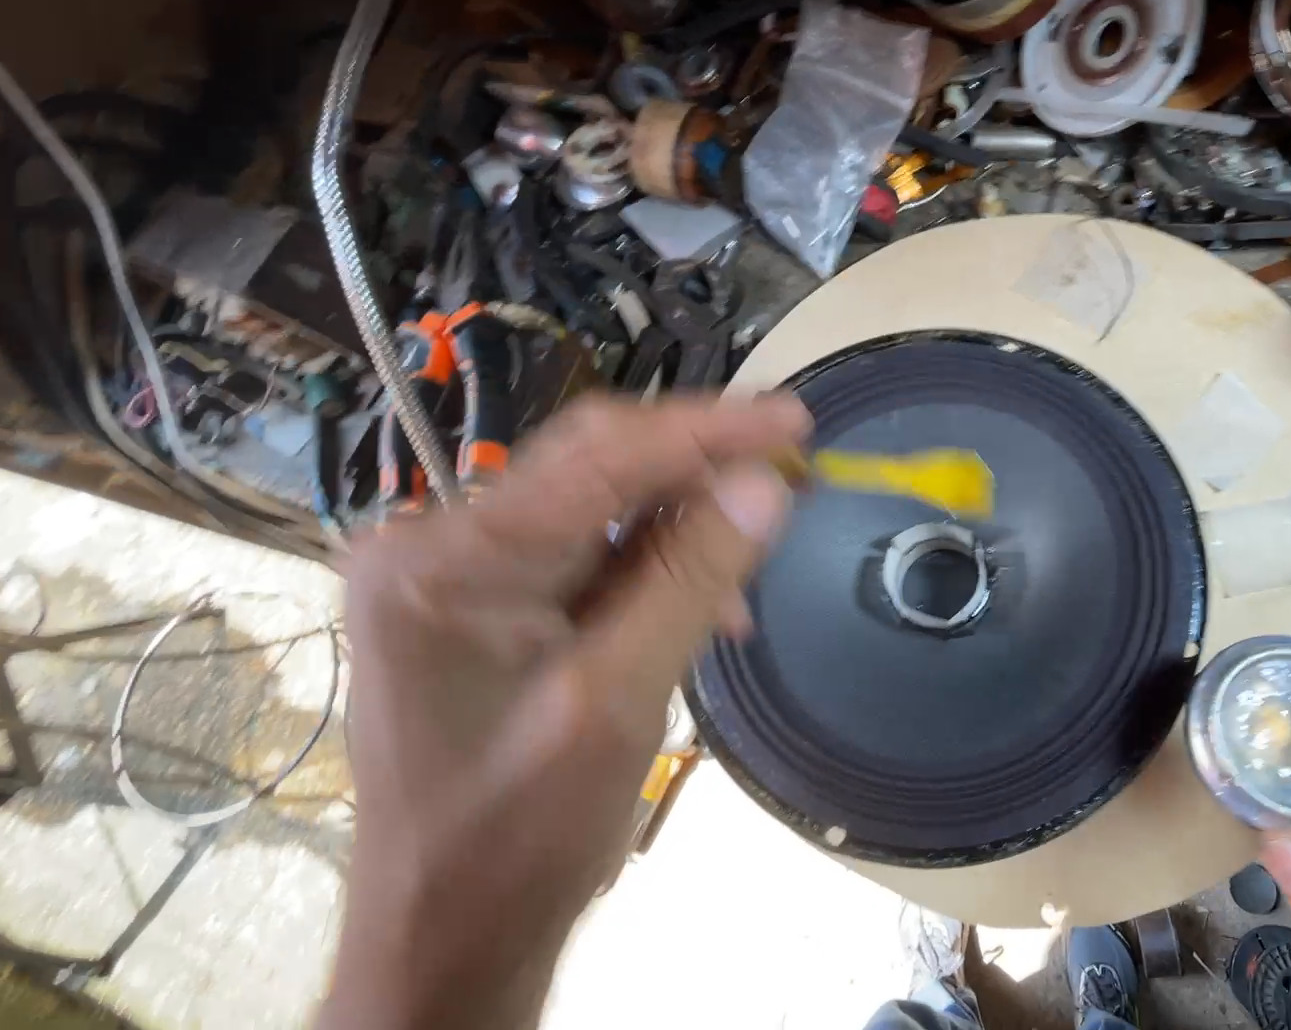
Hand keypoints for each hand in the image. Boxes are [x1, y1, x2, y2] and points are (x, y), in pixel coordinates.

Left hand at [320, 394, 809, 1029]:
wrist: (448, 929)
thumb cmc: (520, 835)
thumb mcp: (617, 703)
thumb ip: (689, 581)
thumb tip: (764, 486)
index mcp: (448, 563)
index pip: (601, 460)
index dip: (709, 431)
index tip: (794, 419)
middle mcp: (438, 542)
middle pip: (595, 464)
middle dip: (700, 462)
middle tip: (791, 467)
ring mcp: (458, 568)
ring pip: (601, 502)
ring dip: (686, 517)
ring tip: (758, 541)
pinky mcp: (486, 596)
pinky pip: (591, 548)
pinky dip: (659, 560)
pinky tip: (709, 598)